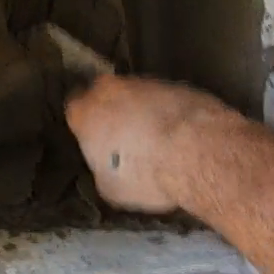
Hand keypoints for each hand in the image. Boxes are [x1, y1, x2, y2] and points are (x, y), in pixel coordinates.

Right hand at [63, 76, 240, 213]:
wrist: (200, 152)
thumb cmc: (145, 174)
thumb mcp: (111, 189)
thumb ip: (102, 171)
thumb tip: (109, 170)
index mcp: (83, 112)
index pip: (73, 111)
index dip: (86, 126)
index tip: (96, 141)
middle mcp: (109, 90)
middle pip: (105, 96)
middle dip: (113, 113)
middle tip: (127, 140)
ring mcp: (146, 83)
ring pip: (138, 96)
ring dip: (145, 114)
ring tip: (161, 142)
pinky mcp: (180, 85)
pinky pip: (168, 100)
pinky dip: (171, 115)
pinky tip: (183, 138)